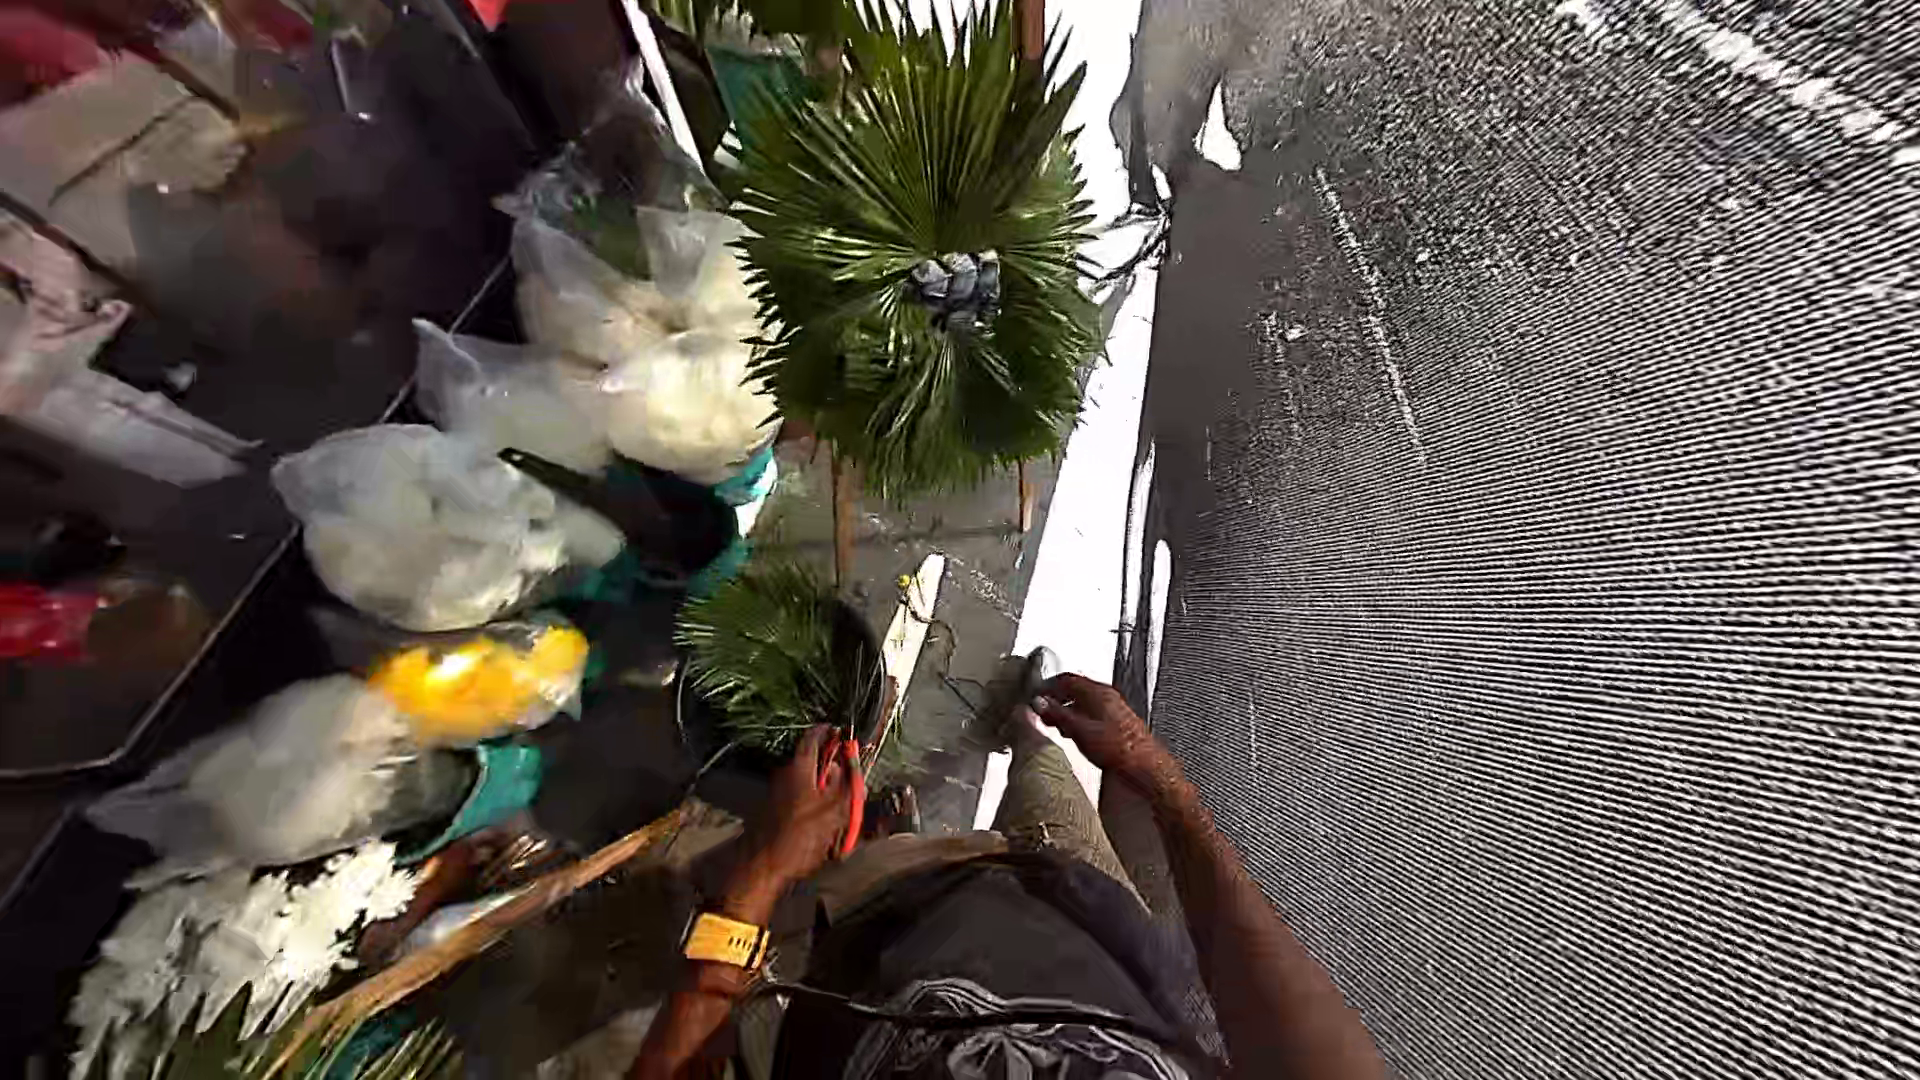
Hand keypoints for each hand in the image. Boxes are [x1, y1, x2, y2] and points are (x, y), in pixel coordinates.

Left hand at [738, 724, 853, 890]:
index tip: (838, 730)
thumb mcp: (833, 811)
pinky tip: (819, 819)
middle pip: (810, 759)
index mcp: (799, 769)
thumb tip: (845, 766)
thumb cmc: (798, 838)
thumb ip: (844, 784)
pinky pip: (796, 795)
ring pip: (804, 779)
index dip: (827, 731)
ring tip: (836, 801)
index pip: (813, 737)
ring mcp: (776, 792)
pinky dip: (810, 798)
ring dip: (820, 783)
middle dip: (829, 762)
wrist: (762, 868)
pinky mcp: (772, 809)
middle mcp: (785, 775)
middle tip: (845, 770)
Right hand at [1032, 673, 1184, 799]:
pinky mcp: (1117, 724)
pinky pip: (1092, 713)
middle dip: (1057, 698)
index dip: (1048, 685)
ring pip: (1084, 702)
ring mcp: (1114, 709)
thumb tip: (1039, 702)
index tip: (1036, 694)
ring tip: (1055, 722)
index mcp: (1098, 692)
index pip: (1067, 679)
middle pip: (1076, 689)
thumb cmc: (1119, 748)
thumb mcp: (1079, 730)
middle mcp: (1107, 697)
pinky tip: (1074, 733)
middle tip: (1043, 708)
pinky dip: (1078, 718)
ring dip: (1067, 709)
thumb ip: (1057, 714)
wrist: (1146, 768)